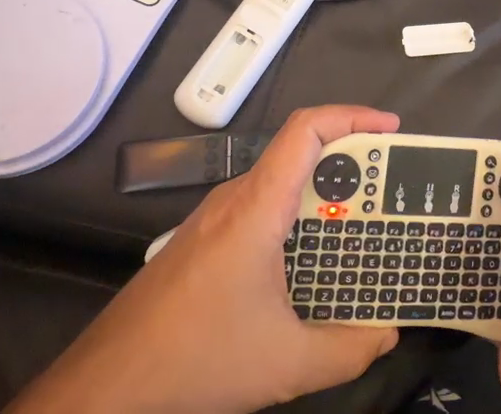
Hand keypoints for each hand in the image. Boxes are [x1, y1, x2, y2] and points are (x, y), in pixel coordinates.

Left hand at [8, 106, 401, 413]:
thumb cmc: (198, 357)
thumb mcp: (287, 363)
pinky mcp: (201, 242)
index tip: (391, 129)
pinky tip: (310, 265)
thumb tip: (389, 333)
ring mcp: (213, 220)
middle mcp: (234, 199)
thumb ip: (349, 348)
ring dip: (323, 198)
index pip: (305, 129)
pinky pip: (260, 212)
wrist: (108, 384)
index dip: (352, 116)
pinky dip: (295, 221)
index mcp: (256, 207)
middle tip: (392, 193)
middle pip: (299, 156)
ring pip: (280, 187)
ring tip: (362, 229)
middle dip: (352, 167)